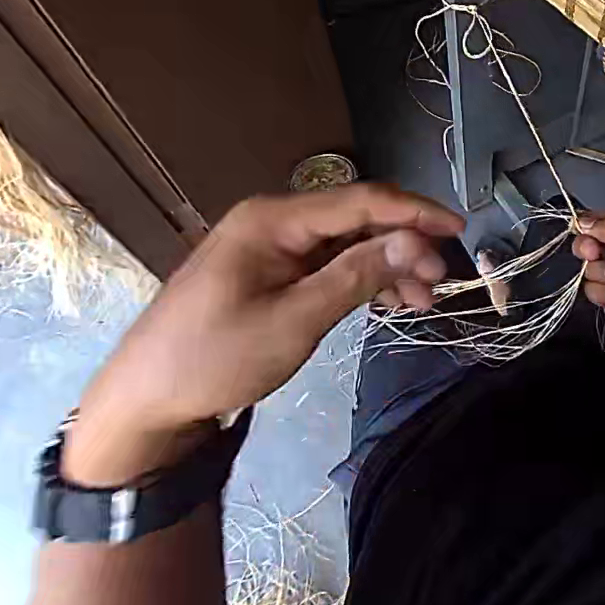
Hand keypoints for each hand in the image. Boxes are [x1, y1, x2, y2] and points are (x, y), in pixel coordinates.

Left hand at [65, 186, 463, 485]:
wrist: (146, 404)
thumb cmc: (215, 359)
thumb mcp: (294, 319)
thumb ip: (357, 274)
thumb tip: (416, 240)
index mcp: (274, 220)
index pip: (362, 200)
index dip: (416, 212)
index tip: (459, 230)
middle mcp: (279, 222)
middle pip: (361, 220)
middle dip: (406, 246)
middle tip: (438, 282)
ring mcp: (278, 247)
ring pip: (353, 243)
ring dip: (391, 266)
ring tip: (421, 301)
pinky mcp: (278, 272)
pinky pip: (336, 264)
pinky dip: (367, 280)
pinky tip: (392, 303)